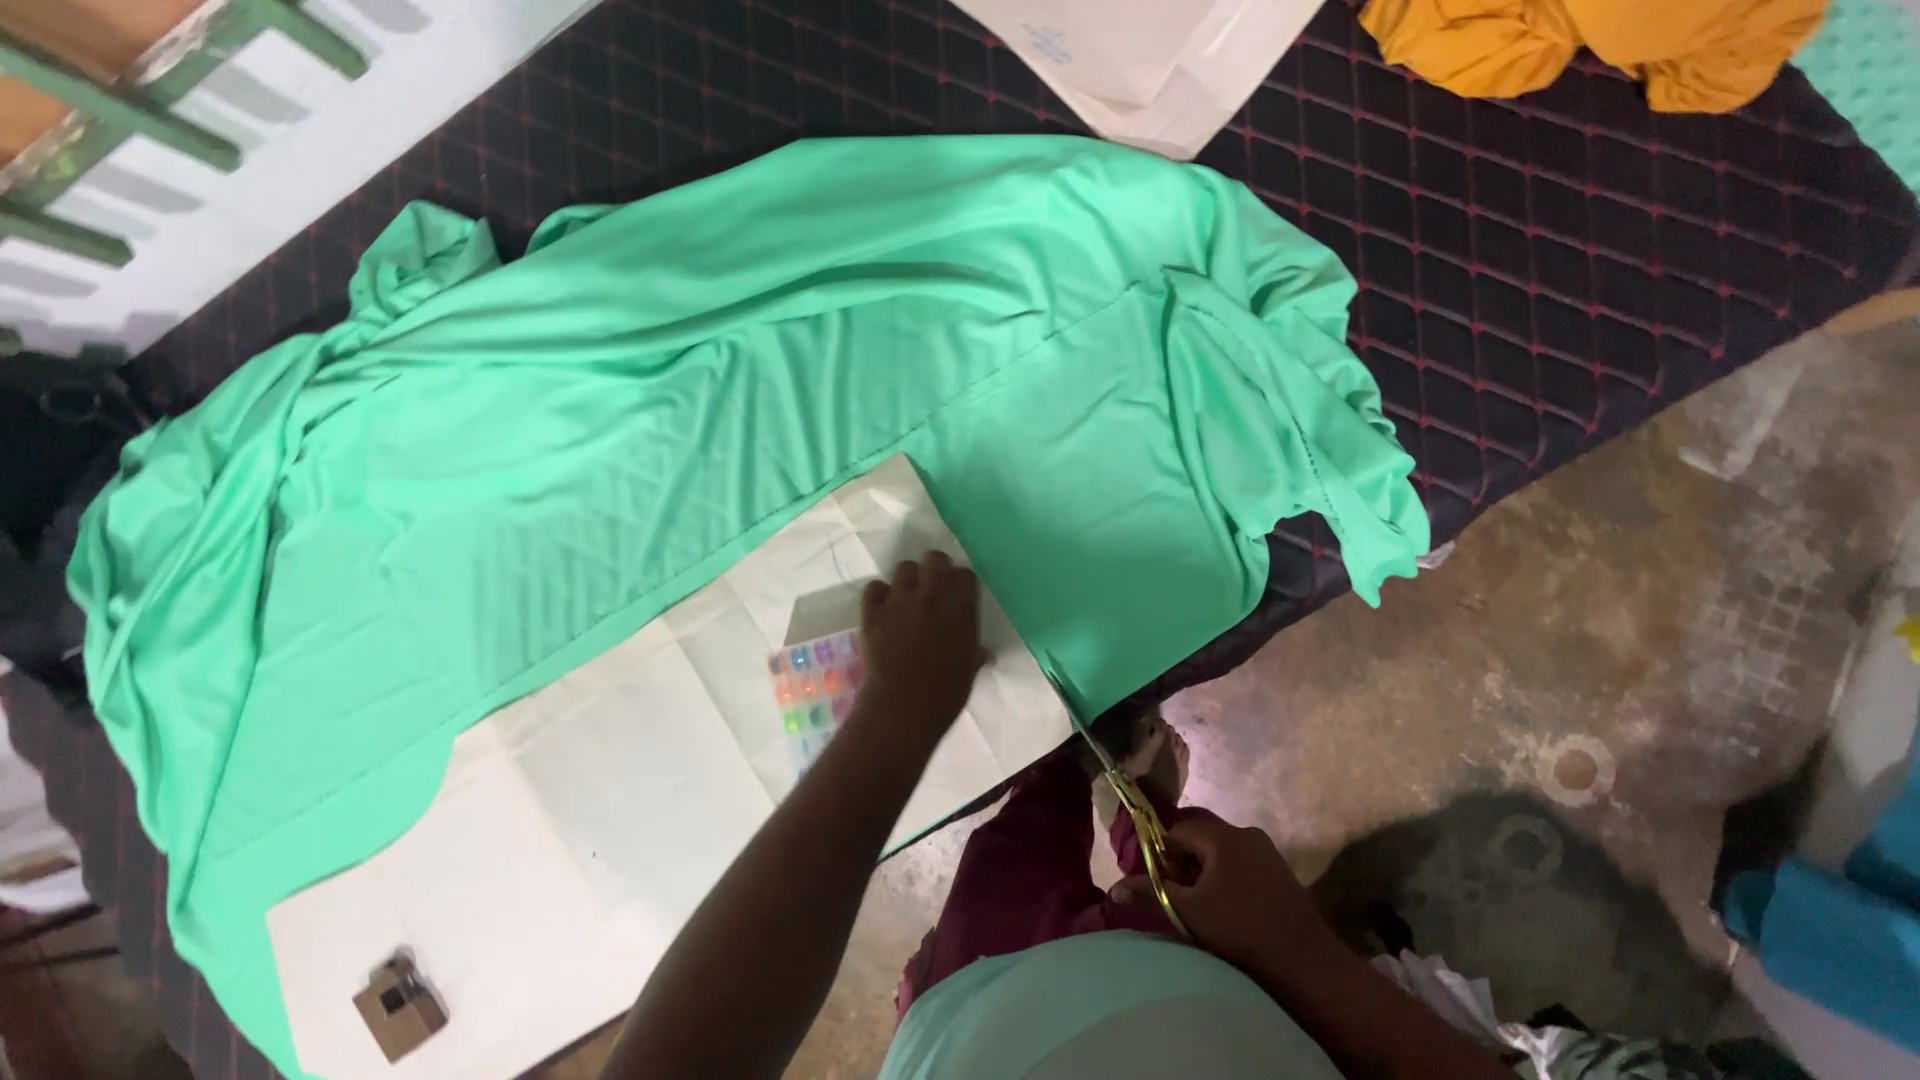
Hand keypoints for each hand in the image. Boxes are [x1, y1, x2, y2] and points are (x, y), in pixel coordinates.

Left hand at [855, 551, 981, 744]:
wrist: (902, 707)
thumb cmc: (945, 695)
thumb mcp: (969, 672)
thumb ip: (974, 653)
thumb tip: (984, 653)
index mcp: (961, 610)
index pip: (965, 574)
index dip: (962, 582)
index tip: (959, 594)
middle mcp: (931, 596)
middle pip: (934, 559)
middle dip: (935, 568)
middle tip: (933, 587)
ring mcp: (899, 601)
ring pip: (904, 568)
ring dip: (908, 580)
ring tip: (907, 598)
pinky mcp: (872, 612)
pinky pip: (874, 587)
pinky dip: (879, 595)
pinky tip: (883, 609)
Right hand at [1142, 814, 1348, 982]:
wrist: (1303, 960)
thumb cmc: (1239, 929)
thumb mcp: (1188, 912)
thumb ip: (1150, 894)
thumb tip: (1114, 890)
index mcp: (1222, 837)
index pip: (1178, 828)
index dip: (1162, 850)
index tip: (1157, 876)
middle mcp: (1245, 833)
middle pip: (1202, 832)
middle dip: (1183, 854)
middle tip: (1173, 883)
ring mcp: (1266, 851)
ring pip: (1222, 847)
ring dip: (1204, 865)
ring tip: (1196, 897)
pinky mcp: (1278, 870)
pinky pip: (1241, 859)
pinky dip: (1224, 872)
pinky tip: (1223, 902)